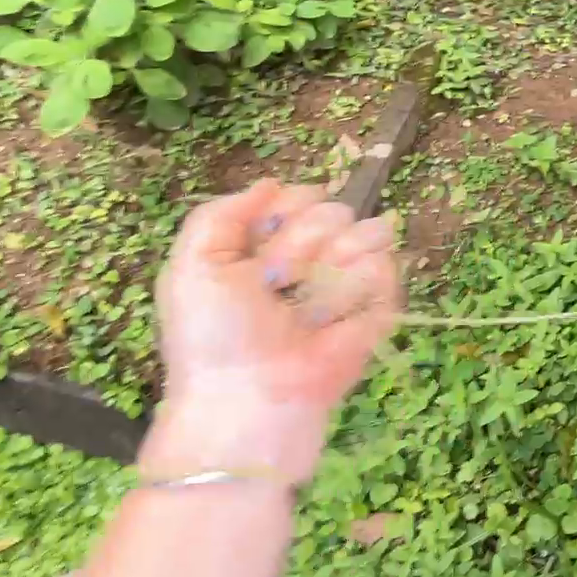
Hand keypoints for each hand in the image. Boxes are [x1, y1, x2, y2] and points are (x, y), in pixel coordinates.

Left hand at [138, 180, 401, 483]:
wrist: (253, 395)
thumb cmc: (214, 334)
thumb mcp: (191, 269)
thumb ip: (220, 214)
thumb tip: (273, 182)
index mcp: (270, 245)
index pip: (300, 196)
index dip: (287, 207)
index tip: (263, 237)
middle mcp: (314, 257)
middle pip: (334, 209)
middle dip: (304, 242)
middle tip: (277, 281)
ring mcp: (350, 278)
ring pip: (369, 230)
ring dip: (336, 261)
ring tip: (310, 302)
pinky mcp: (381, 303)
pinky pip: (385, 267)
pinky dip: (357, 289)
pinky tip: (333, 317)